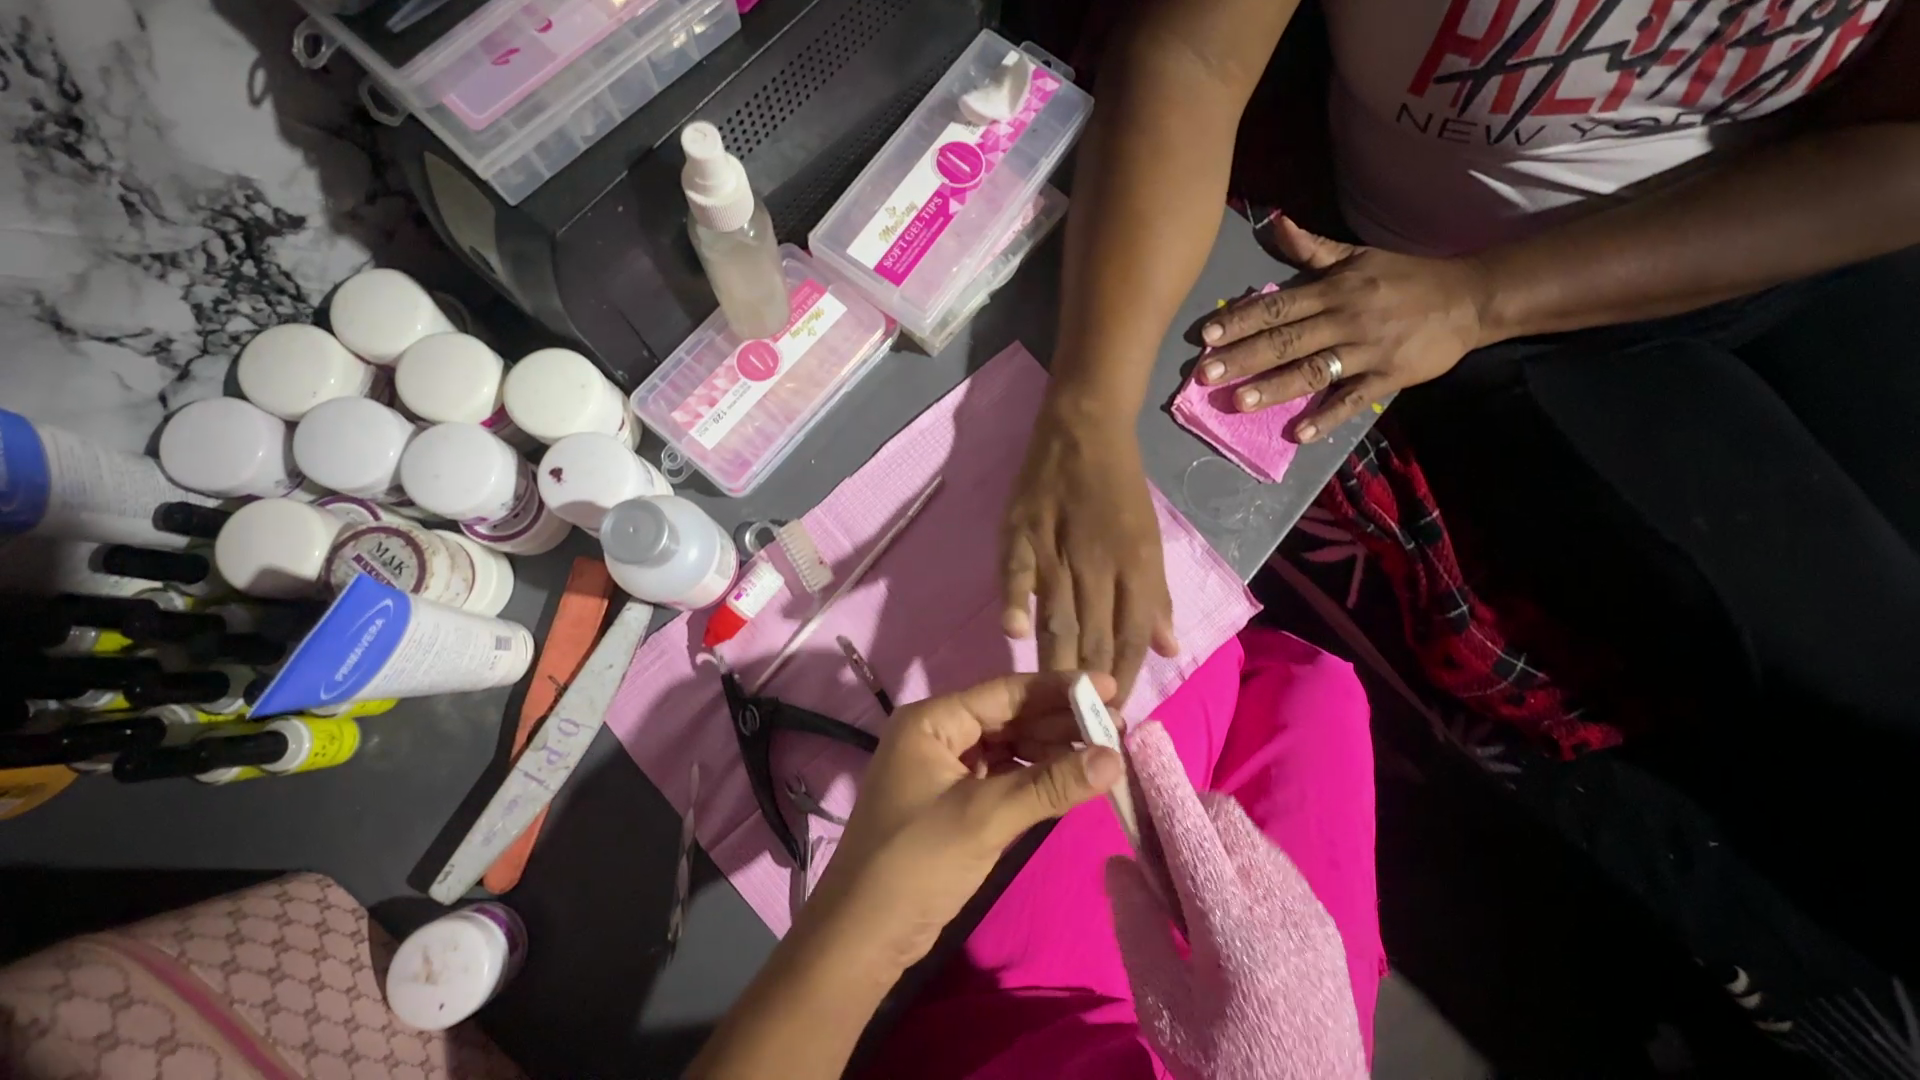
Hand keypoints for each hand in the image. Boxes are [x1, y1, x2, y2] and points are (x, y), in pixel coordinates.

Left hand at [802, 671, 1126, 975]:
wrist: (864, 934)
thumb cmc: (918, 861)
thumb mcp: (987, 817)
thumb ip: (1050, 784)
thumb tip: (1115, 756)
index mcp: (932, 721)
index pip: (1006, 692)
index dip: (1060, 688)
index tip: (1112, 687)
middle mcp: (937, 735)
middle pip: (1010, 717)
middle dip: (1061, 722)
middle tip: (1119, 727)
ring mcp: (945, 770)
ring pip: (1009, 748)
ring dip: (1053, 750)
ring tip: (1106, 753)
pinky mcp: (955, 802)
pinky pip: (1003, 776)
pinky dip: (1036, 778)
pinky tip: (1072, 779)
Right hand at [1002, 402, 1179, 700]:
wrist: (1086, 427)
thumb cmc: (1121, 488)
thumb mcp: (1151, 537)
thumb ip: (1155, 595)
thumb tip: (1168, 648)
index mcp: (1135, 564)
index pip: (1132, 634)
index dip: (1127, 679)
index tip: (1117, 717)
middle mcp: (1099, 561)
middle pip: (1096, 633)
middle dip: (1093, 684)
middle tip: (1085, 728)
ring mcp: (1057, 545)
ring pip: (1060, 612)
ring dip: (1060, 659)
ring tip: (1056, 705)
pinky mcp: (1021, 530)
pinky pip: (1017, 570)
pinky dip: (1018, 600)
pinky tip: (1015, 633)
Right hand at [1108, 721, 1365, 1079]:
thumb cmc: (1225, 1065)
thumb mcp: (1162, 1008)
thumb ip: (1136, 926)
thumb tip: (1121, 861)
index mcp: (1232, 929)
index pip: (1189, 831)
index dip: (1161, 777)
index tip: (1141, 730)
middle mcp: (1278, 904)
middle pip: (1222, 816)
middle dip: (1181, 808)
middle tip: (1152, 851)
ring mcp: (1308, 908)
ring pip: (1246, 834)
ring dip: (1207, 835)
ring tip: (1188, 890)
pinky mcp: (1321, 918)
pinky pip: (1268, 861)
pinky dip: (1234, 860)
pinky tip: (1224, 909)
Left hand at [1196, 216, 1492, 441]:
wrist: (1471, 298)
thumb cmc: (1405, 279)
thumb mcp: (1358, 256)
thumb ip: (1313, 249)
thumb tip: (1276, 224)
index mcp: (1334, 289)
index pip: (1278, 305)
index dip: (1242, 319)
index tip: (1207, 334)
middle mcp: (1346, 318)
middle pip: (1287, 340)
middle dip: (1244, 356)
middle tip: (1205, 373)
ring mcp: (1367, 350)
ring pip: (1314, 370)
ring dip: (1276, 387)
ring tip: (1239, 401)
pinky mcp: (1389, 377)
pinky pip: (1353, 400)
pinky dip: (1327, 418)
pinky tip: (1299, 435)